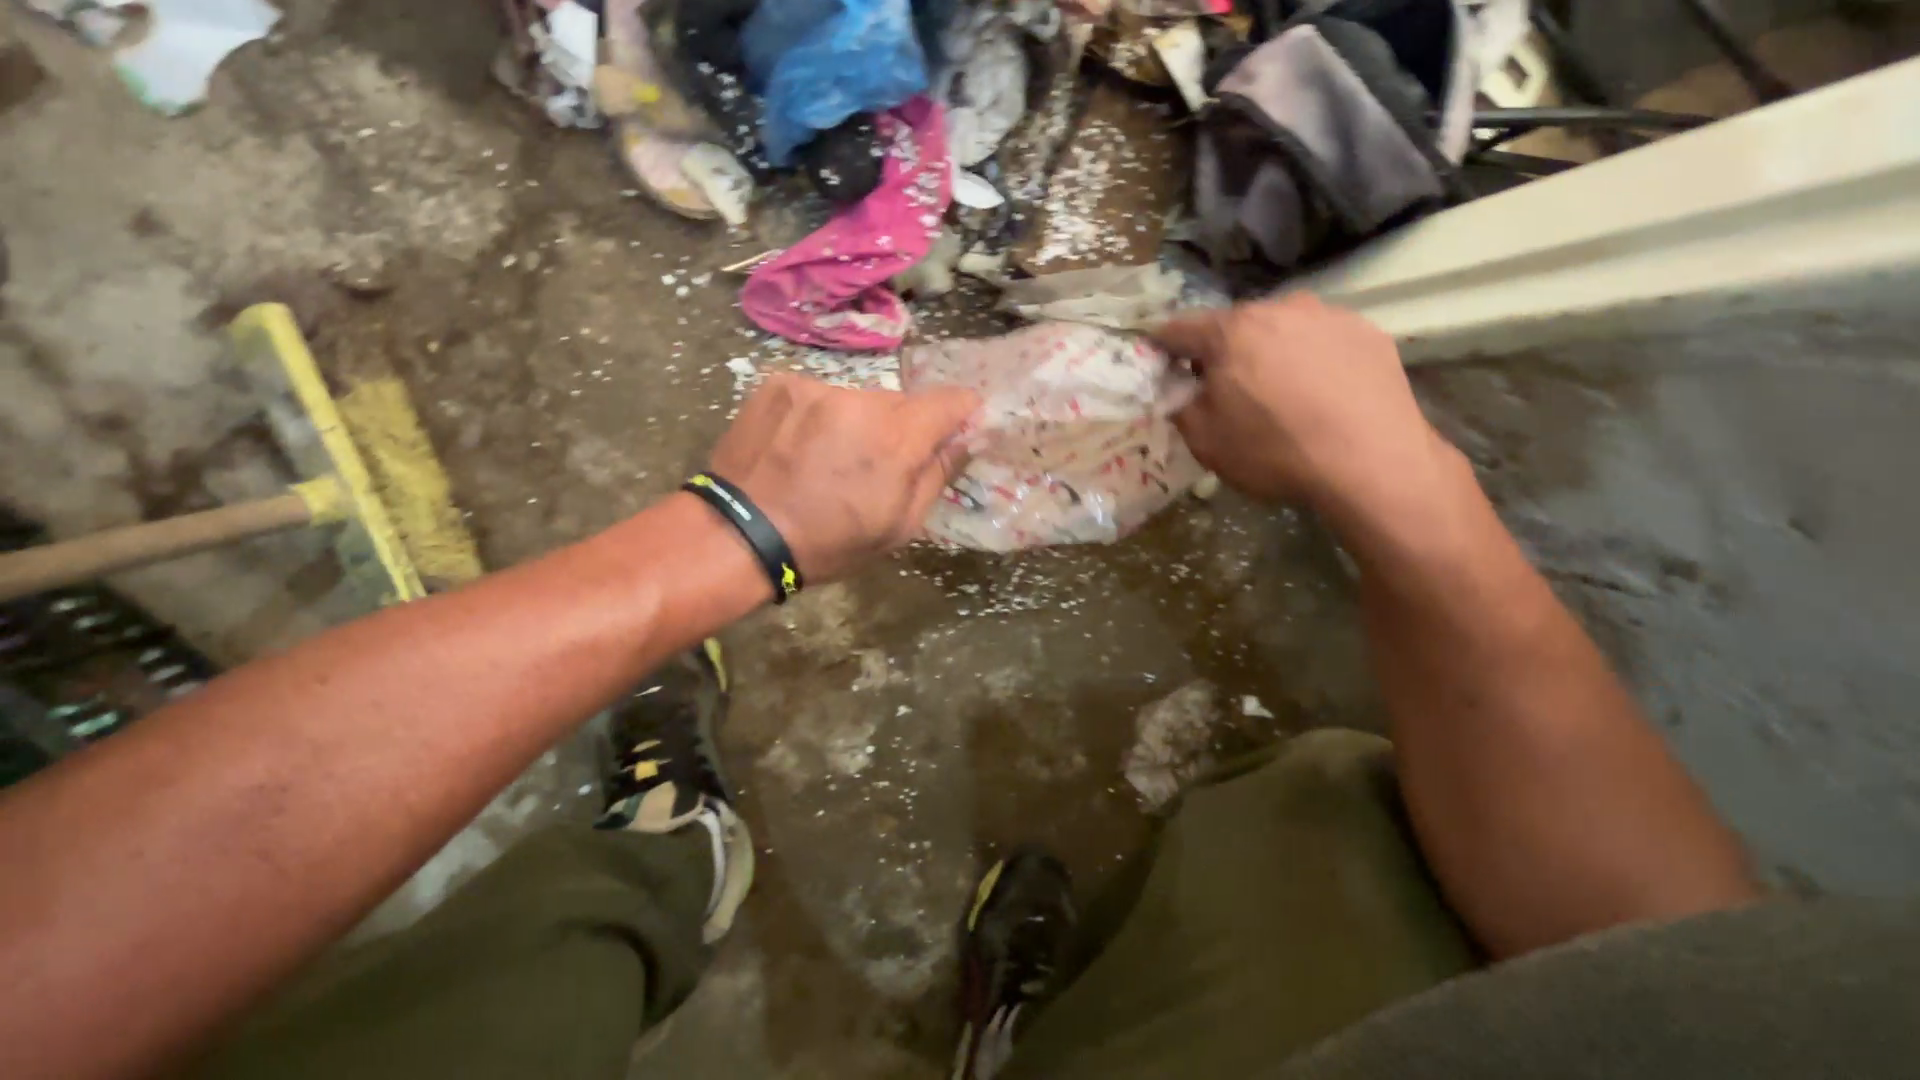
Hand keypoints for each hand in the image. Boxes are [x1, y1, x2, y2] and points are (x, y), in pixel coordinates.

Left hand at [707, 374, 978, 582]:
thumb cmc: (827, 542)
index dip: (960, 414)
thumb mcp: (897, 526)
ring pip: (857, 399)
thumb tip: (967, 438)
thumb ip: (937, 475)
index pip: (951, 401)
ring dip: (855, 422)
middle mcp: (860, 400)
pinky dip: (817, 416)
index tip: (954, 431)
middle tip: (875, 465)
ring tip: (827, 460)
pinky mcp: (780, 384)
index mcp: (897, 438)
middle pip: (901, 402)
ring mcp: (816, 387)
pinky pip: (818, 396)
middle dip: (900, 428)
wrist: (739, 535)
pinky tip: (797, 447)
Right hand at [1155, 293, 1451, 520]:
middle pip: (1234, 326)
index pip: (1178, 328)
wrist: (1373, 463)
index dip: (1162, 346)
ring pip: (1283, 329)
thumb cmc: (1276, 452)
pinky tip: (1324, 396)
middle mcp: (1279, 308)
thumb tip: (1178, 388)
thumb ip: (1180, 405)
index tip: (1159, 364)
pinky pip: (1324, 341)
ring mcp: (1328, 316)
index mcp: (1230, 331)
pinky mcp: (1368, 332)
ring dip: (1272, 353)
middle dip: (1224, 352)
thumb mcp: (1206, 441)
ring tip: (1283, 394)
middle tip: (1228, 390)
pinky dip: (1314, 360)